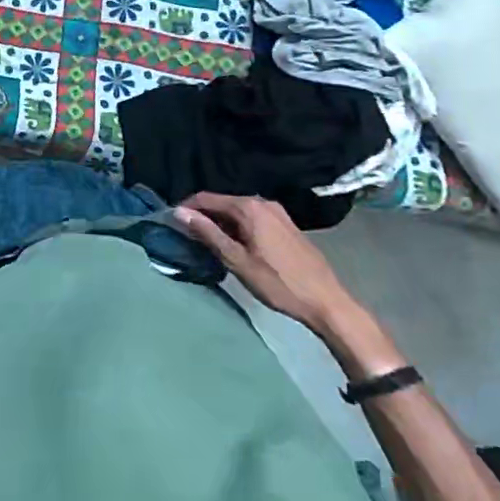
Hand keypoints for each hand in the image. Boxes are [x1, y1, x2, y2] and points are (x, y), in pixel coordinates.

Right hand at [176, 193, 358, 333]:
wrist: (327, 302)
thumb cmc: (278, 282)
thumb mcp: (237, 260)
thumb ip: (208, 233)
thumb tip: (179, 212)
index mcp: (249, 208)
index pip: (206, 198)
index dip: (187, 208)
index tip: (172, 222)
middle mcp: (263, 203)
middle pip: (222, 202)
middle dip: (203, 216)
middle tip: (188, 235)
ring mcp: (278, 213)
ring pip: (238, 211)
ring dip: (221, 222)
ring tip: (209, 242)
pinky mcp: (286, 225)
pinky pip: (252, 218)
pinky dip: (238, 226)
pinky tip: (236, 244)